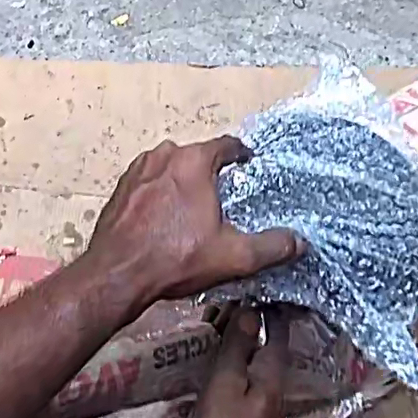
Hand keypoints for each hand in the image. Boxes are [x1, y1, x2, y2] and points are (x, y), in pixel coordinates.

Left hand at [86, 136, 302, 308]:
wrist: (118, 271)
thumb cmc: (175, 258)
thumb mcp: (232, 256)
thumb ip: (270, 246)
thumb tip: (299, 241)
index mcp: (193, 161)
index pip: (227, 145)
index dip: (242, 156)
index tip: (250, 167)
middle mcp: (165, 154)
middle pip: (199, 156)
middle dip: (213, 173)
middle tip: (225, 198)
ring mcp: (140, 166)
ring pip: (172, 166)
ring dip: (185, 181)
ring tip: (195, 210)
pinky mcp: (123, 183)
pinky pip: (151, 179)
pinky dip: (162, 191)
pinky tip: (165, 217)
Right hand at [194, 308, 287, 417]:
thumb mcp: (226, 381)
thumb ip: (238, 345)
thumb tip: (251, 310)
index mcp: (273, 375)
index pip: (278, 331)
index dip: (269, 307)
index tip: (253, 284)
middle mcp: (275, 388)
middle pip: (267, 345)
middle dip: (250, 322)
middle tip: (225, 302)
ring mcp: (265, 405)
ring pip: (256, 361)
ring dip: (240, 341)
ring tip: (217, 323)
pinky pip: (248, 376)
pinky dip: (236, 360)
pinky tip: (218, 358)